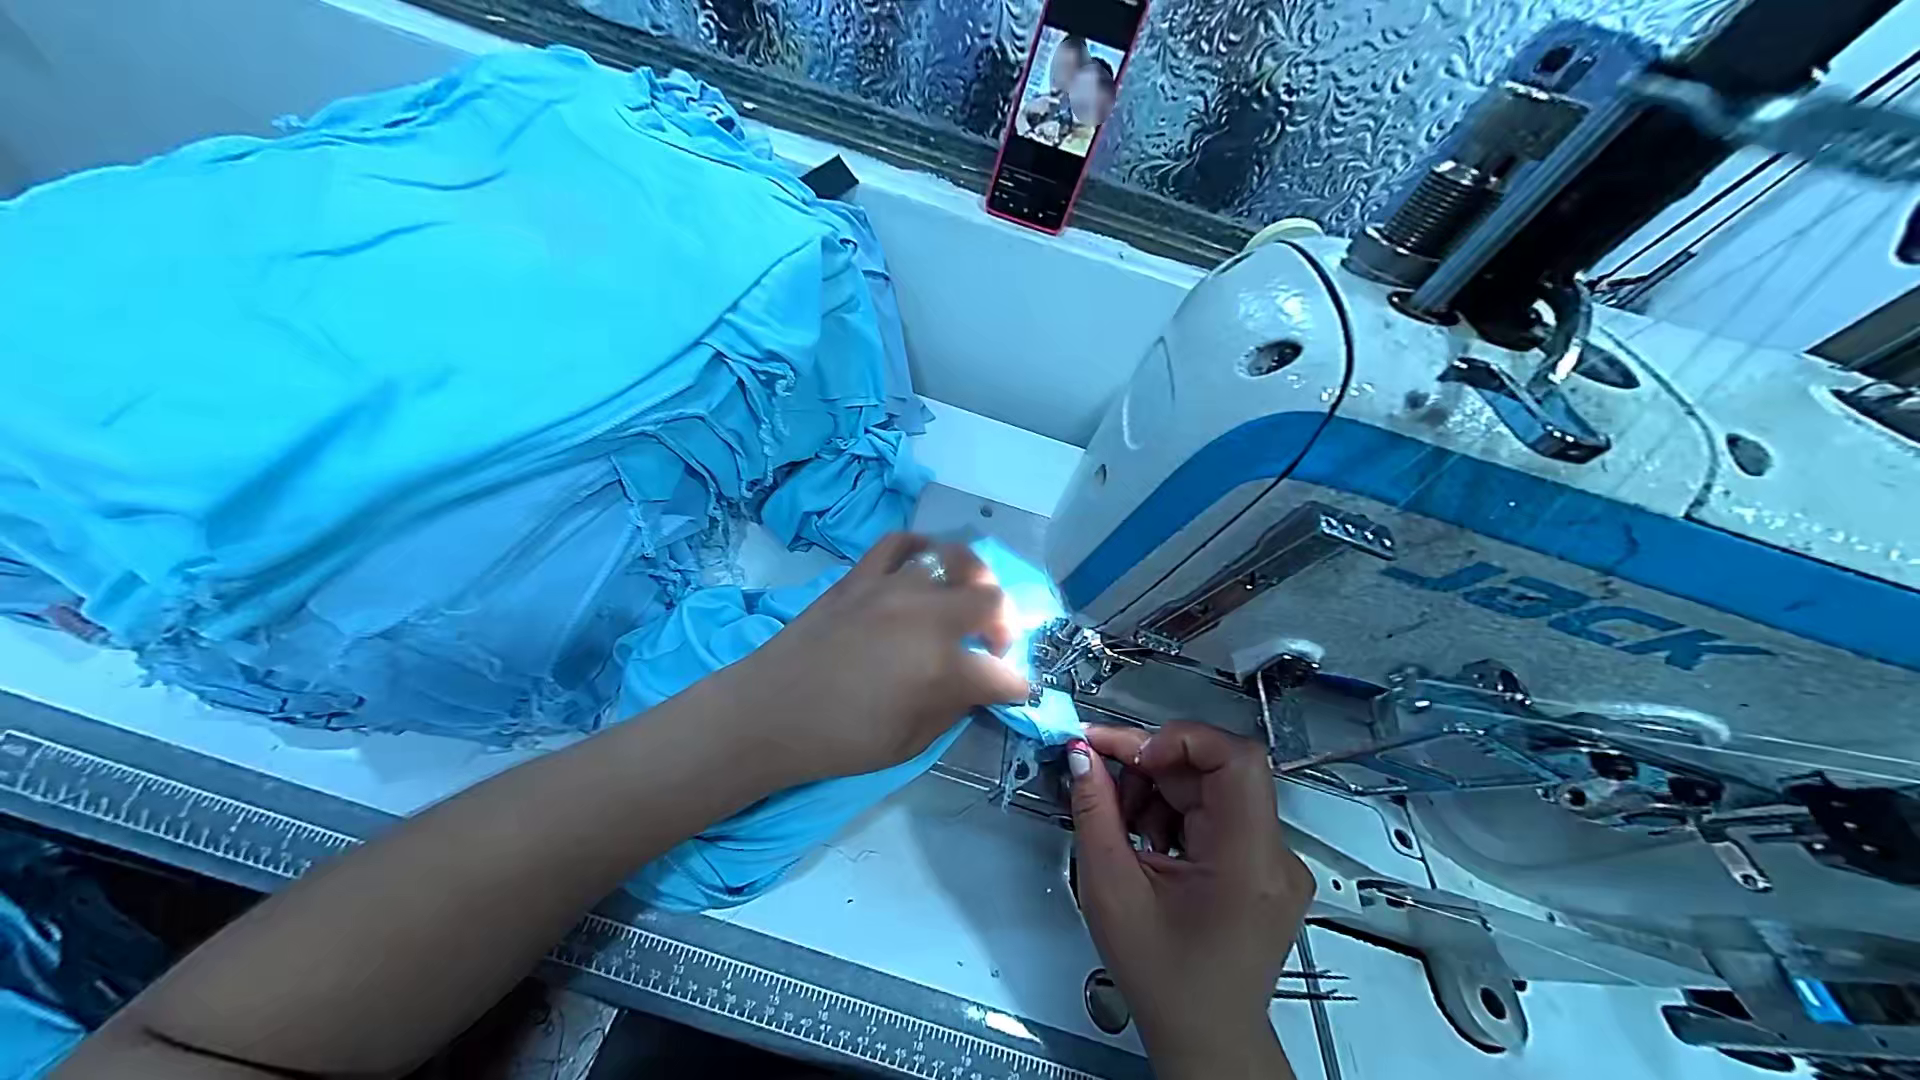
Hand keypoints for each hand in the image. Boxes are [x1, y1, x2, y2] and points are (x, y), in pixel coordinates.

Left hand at [714, 533, 1028, 786]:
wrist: (768, 712)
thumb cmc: (839, 740)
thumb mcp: (909, 742)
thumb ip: (954, 707)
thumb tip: (981, 684)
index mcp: (940, 667)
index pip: (1000, 671)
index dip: (1014, 683)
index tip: (1013, 688)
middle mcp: (925, 617)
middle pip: (992, 601)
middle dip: (1004, 625)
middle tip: (990, 644)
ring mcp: (892, 588)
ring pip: (954, 559)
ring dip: (973, 581)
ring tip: (965, 598)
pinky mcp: (860, 576)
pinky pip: (900, 542)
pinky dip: (921, 549)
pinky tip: (923, 566)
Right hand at [1068, 722, 1314, 1079]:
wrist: (1205, 1039)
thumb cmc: (1161, 975)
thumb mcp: (1111, 889)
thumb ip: (1093, 811)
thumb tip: (1081, 754)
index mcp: (1249, 860)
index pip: (1236, 758)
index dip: (1179, 739)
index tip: (1128, 754)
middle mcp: (1274, 853)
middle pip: (1214, 769)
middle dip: (1152, 766)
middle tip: (1102, 777)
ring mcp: (1273, 858)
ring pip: (1209, 786)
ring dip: (1158, 790)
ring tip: (1123, 826)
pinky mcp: (1261, 864)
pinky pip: (1214, 811)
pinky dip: (1173, 812)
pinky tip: (1146, 842)